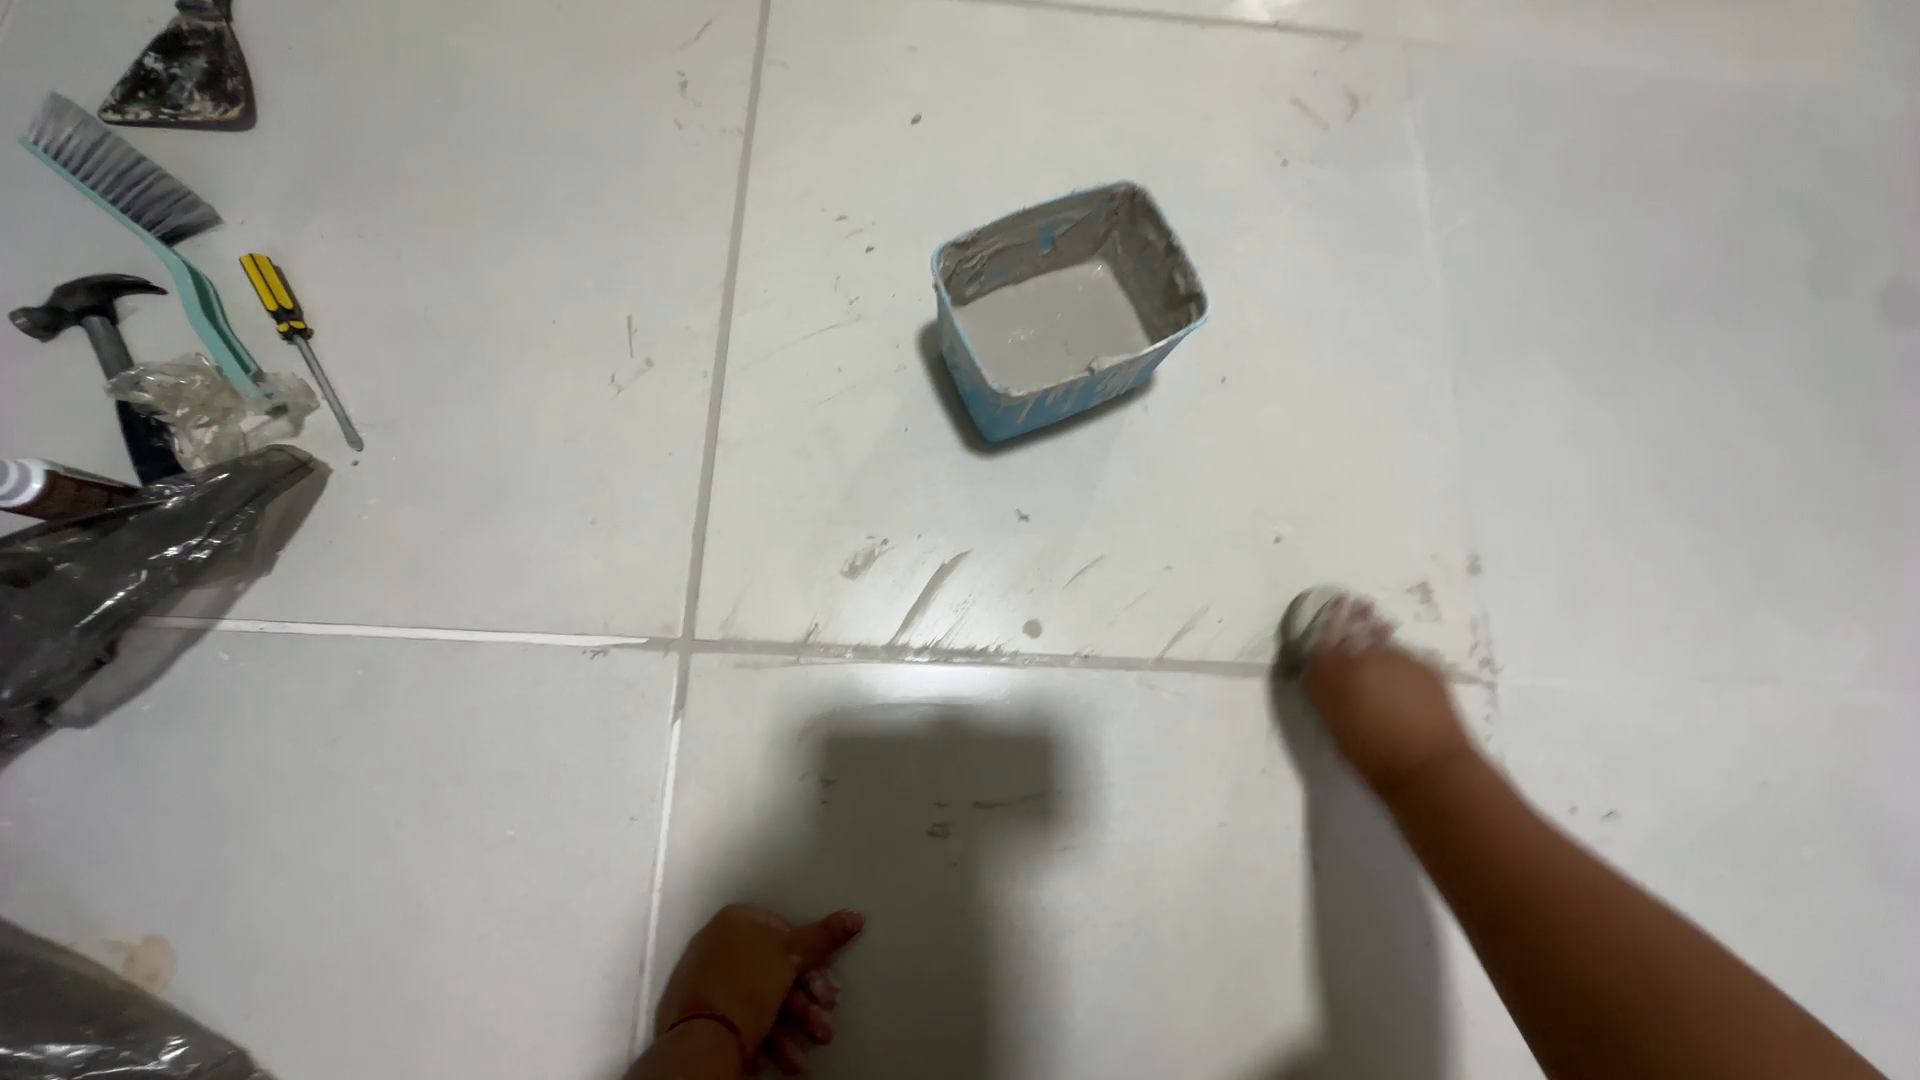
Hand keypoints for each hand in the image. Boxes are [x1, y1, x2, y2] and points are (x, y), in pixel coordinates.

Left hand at [654, 904, 864, 1076]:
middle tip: (822, 1028)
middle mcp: (719, 944)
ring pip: (760, 1000)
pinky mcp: (699, 1015)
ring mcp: (706, 981)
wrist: (700, 1041)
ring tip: (802, 1058)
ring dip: (789, 1030)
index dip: (812, 964)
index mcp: (737, 920)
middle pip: (774, 972)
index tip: (826, 992)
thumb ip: (823, 937)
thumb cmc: (748, 985)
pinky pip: (739, 1019)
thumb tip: (856, 916)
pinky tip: (774, 1060)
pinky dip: (762, 1039)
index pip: (784, 934)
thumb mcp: (792, 957)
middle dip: (804, 1006)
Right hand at [1298, 599, 1473, 796]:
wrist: (1427, 765)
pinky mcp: (1426, 665)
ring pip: (1384, 643)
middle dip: (1355, 616)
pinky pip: (1407, 658)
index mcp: (1331, 670)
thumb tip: (1328, 672)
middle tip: (1358, 604)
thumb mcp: (1333, 720)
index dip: (1329, 617)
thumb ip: (1328, 690)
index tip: (1335, 602)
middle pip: (1356, 627)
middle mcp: (1360, 654)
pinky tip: (1406, 678)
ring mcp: (1397, 657)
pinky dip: (1402, 664)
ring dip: (1380, 641)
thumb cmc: (1369, 753)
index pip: (1324, 633)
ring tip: (1383, 638)